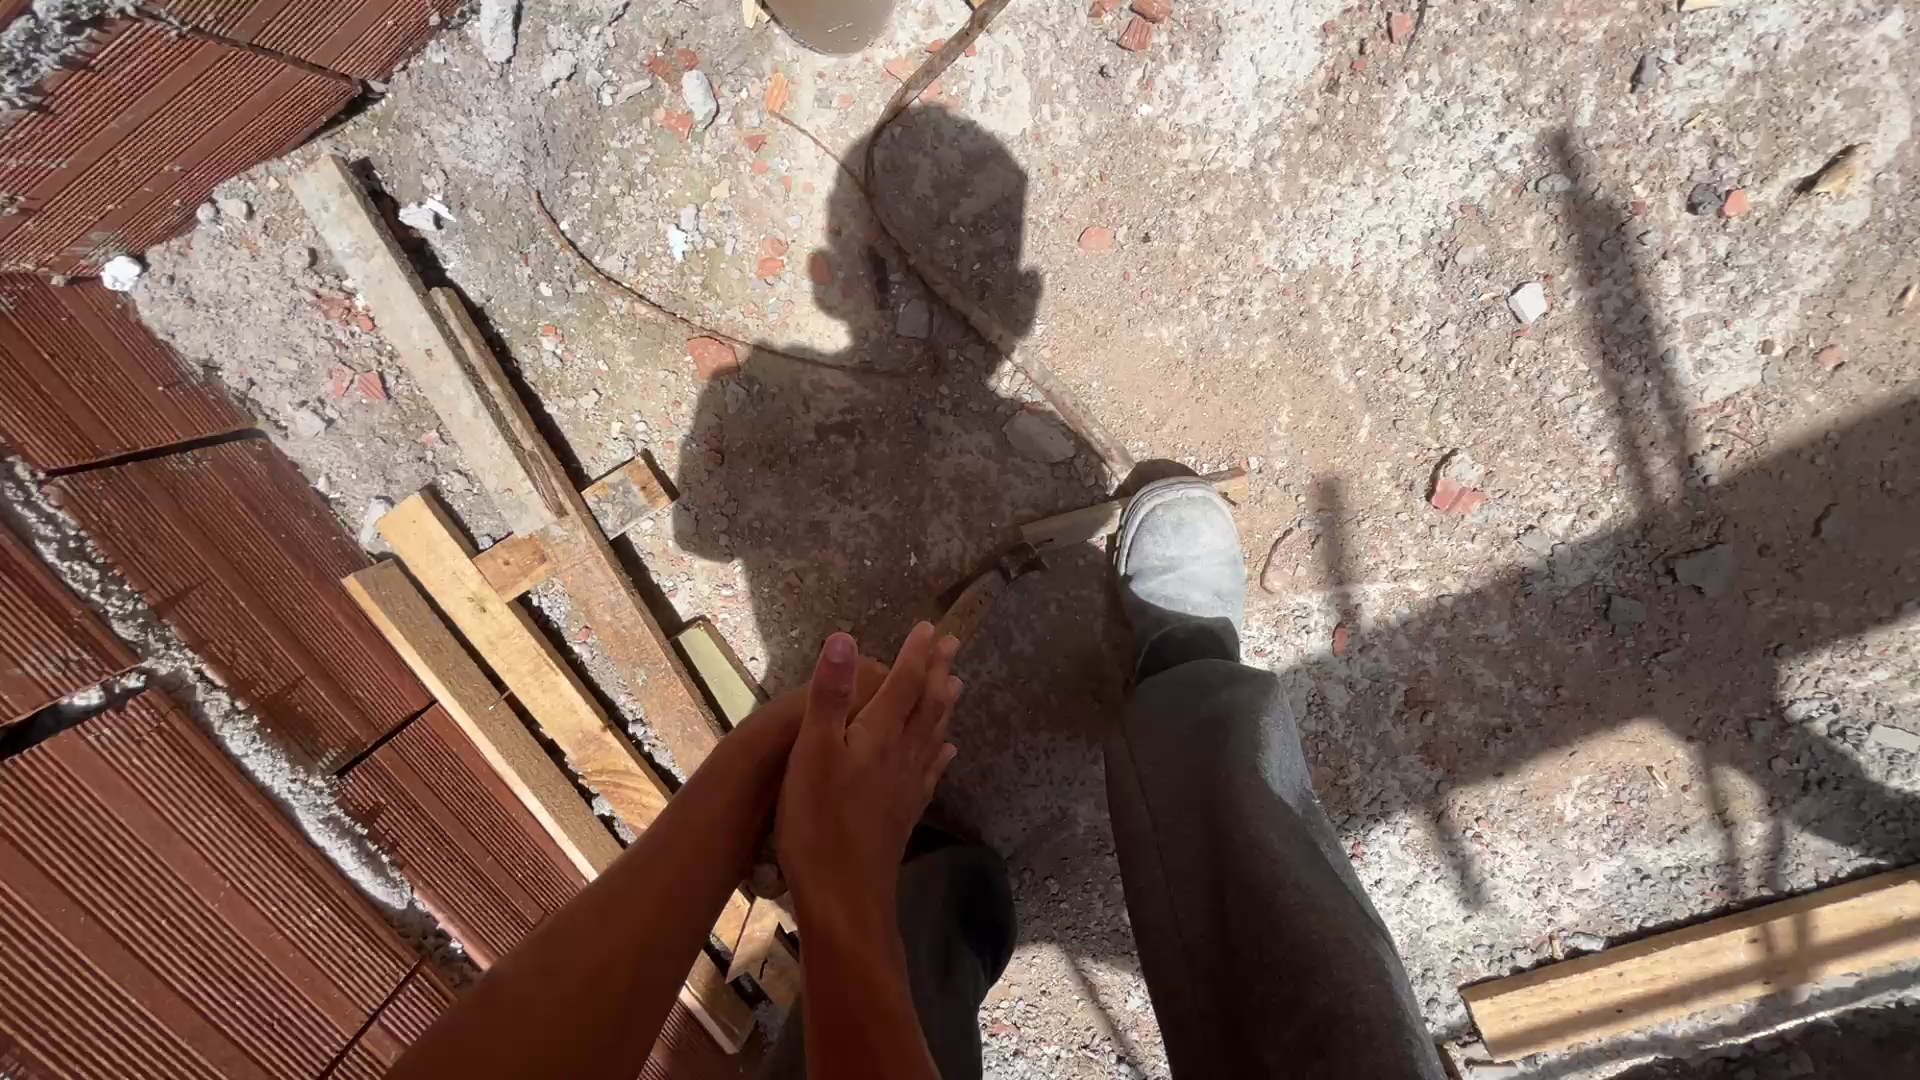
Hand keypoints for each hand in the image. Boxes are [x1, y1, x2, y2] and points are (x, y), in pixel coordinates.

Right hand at [775, 623, 961, 922]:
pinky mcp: (904, 812)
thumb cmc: (818, 821)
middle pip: (927, 704)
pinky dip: (939, 752)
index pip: (904, 683)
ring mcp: (907, 785)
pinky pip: (930, 771)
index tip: (929, 628)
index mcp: (879, 734)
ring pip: (933, 734)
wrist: (845, 896)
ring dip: (944, 705)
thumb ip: (830, 695)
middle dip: (938, 671)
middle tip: (952, 645)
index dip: (916, 654)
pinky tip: (947, 749)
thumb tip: (844, 638)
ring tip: (957, 685)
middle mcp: (901, 754)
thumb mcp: (812, 751)